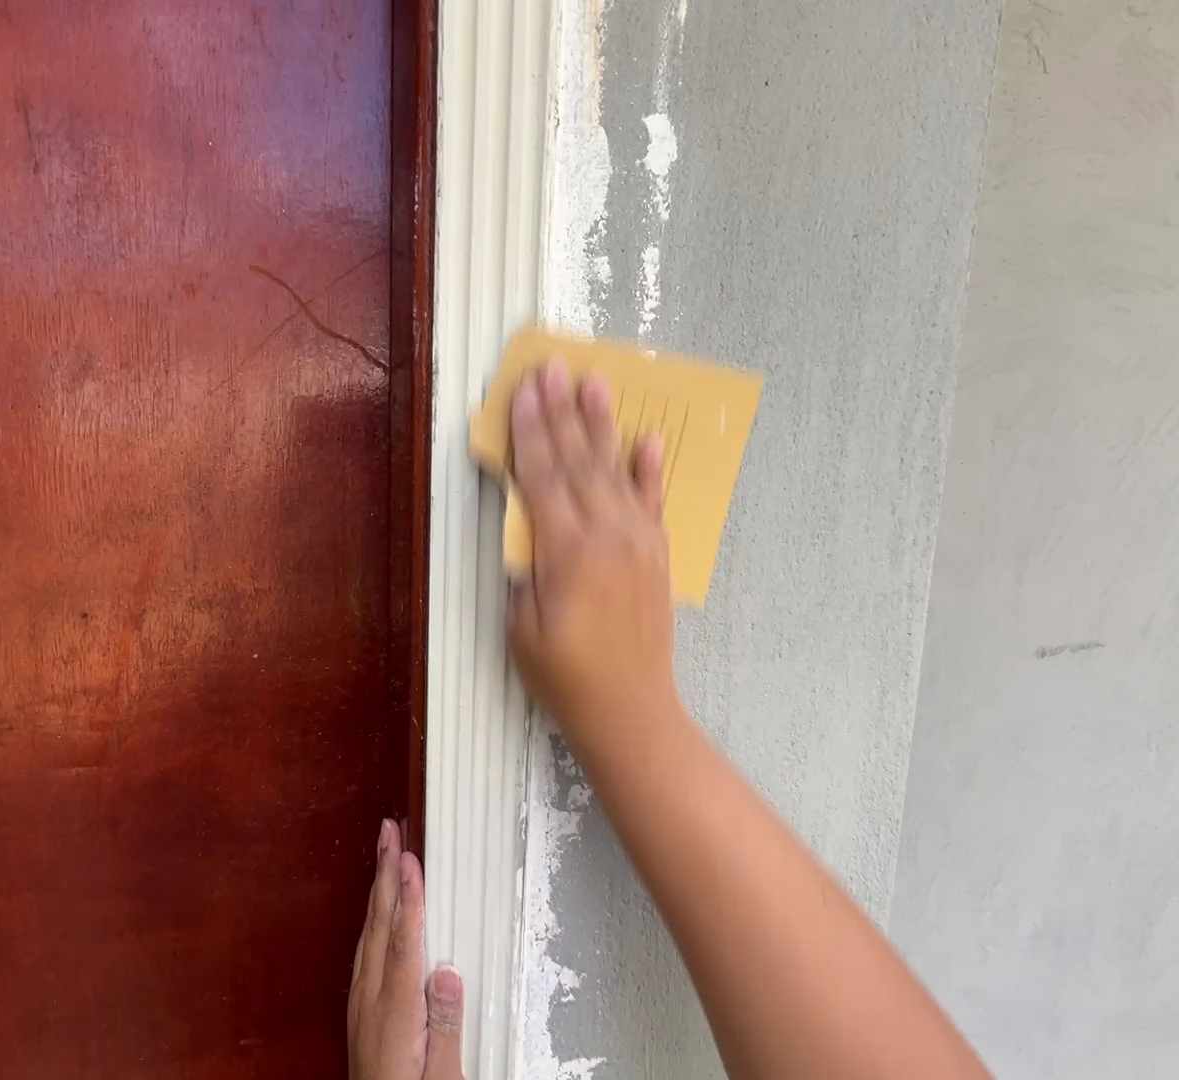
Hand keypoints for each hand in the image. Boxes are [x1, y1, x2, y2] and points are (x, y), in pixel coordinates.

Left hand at [348, 819, 463, 1079]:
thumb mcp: (442, 1079)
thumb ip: (445, 1024)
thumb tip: (446, 971)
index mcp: (394, 1015)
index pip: (403, 943)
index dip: (409, 898)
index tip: (409, 858)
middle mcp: (371, 1000)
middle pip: (379, 925)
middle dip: (384, 873)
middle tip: (387, 830)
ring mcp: (361, 1002)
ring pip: (369, 931)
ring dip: (377, 887)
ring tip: (383, 850)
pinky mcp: (361, 1007)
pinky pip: (365, 947)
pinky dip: (374, 914)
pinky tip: (379, 903)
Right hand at [507, 360, 678, 743]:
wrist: (630, 708)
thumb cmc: (562, 674)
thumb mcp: (521, 624)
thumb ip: (524, 565)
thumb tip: (529, 526)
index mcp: (566, 549)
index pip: (541, 474)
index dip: (529, 429)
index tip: (524, 389)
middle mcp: (606, 533)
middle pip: (578, 460)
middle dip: (562, 410)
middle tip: (554, 365)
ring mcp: (638, 541)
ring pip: (615, 471)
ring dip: (602, 424)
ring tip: (595, 382)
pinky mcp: (657, 554)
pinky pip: (652, 502)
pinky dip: (649, 469)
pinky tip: (647, 440)